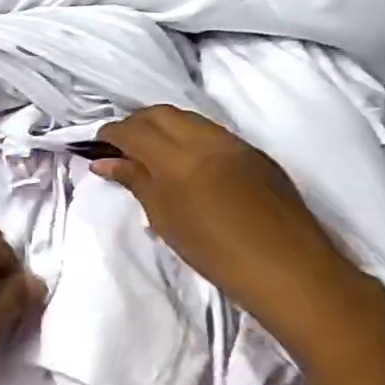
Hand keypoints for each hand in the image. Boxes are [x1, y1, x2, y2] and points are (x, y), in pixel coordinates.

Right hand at [93, 105, 371, 332]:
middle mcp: (208, 142)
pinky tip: (182, 161)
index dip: (110, 133)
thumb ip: (135, 181)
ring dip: (162, 127)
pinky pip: (212, 132)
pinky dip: (187, 136)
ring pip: (188, 119)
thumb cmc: (213, 250)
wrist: (288, 270)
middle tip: (119, 145)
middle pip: (161, 114)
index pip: (134, 130)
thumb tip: (105, 162)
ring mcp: (237, 145)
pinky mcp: (256, 155)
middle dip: (135, 123)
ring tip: (148, 152)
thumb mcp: (164, 217)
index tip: (96, 144)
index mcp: (179, 159)